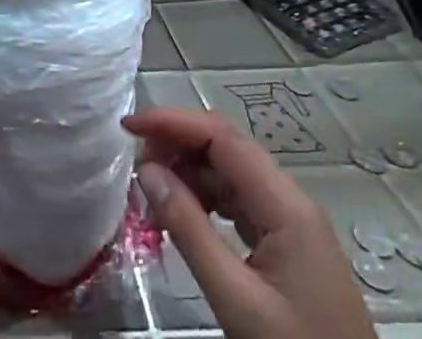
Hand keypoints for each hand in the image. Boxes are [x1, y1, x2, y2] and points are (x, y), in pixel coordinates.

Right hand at [124, 108, 371, 338]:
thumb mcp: (236, 298)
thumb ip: (190, 232)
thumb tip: (148, 172)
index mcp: (286, 204)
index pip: (224, 138)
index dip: (174, 123)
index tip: (130, 125)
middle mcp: (291, 199)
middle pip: (229, 148)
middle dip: (178, 142)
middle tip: (133, 159)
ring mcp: (290, 220)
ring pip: (232, 173)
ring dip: (188, 171)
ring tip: (149, 189)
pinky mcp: (286, 242)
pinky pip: (239, 201)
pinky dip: (204, 198)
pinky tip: (180, 212)